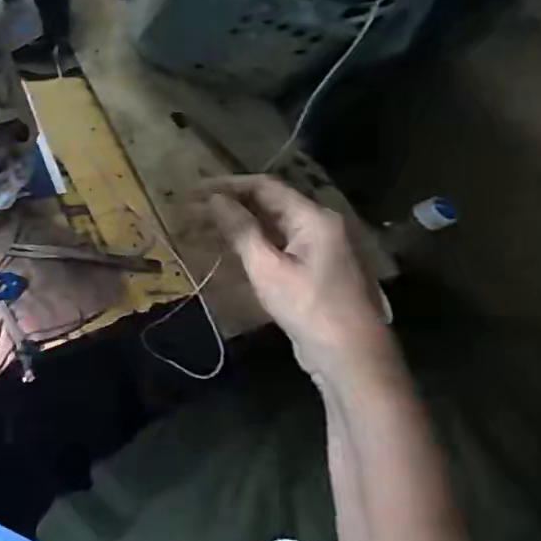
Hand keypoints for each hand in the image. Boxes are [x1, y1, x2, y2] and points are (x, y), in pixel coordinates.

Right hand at [207, 176, 395, 385]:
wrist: (349, 354)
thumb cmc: (308, 307)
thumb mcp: (267, 267)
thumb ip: (241, 230)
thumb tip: (215, 200)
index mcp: (314, 218)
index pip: (265, 187)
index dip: (227, 185)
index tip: (193, 190)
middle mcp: (320, 225)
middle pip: (269, 203)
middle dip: (229, 204)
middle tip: (191, 210)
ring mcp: (319, 247)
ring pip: (271, 224)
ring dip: (236, 223)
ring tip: (200, 228)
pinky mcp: (314, 267)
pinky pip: (278, 243)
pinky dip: (251, 241)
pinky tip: (227, 248)